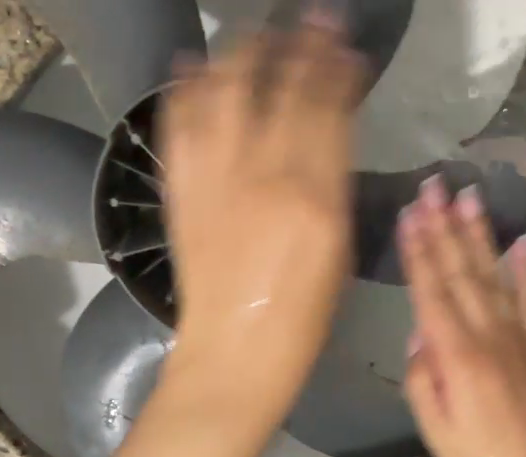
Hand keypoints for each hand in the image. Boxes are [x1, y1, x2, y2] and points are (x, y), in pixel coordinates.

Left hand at [158, 10, 366, 421]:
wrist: (233, 356)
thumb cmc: (301, 322)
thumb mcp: (338, 255)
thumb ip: (333, 190)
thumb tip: (329, 140)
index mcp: (315, 195)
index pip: (326, 103)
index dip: (337, 64)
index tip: (345, 47)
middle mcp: (264, 171)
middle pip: (280, 80)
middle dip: (299, 42)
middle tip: (310, 24)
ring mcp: (215, 175)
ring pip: (225, 84)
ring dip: (244, 50)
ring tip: (256, 38)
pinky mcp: (182, 188)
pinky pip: (180, 120)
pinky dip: (187, 86)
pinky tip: (195, 67)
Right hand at [398, 176, 525, 456]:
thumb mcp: (437, 433)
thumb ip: (423, 380)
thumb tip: (419, 334)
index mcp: (457, 358)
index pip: (432, 292)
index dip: (419, 252)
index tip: (410, 213)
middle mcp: (489, 336)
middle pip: (462, 273)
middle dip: (445, 227)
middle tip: (434, 184)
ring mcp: (519, 338)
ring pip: (494, 276)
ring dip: (479, 235)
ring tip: (468, 197)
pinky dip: (525, 269)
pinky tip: (520, 242)